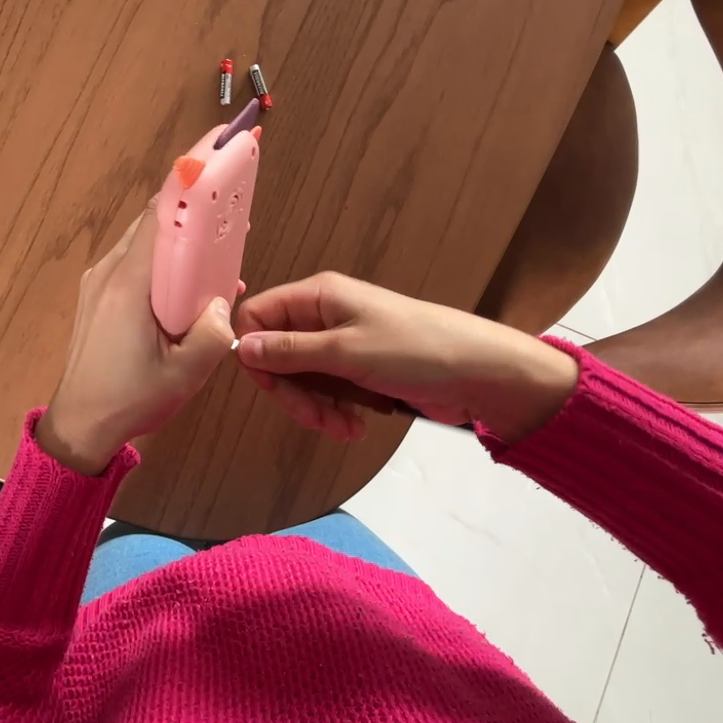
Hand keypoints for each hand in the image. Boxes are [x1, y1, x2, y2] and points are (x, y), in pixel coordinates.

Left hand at [39, 198, 235, 474]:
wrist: (79, 424)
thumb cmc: (130, 398)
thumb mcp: (185, 374)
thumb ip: (211, 332)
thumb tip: (222, 301)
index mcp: (128, 284)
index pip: (157, 217)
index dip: (187, 192)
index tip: (217, 179)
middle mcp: (107, 273)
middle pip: (150, 225)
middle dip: (189, 220)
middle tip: (228, 230)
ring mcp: (96, 284)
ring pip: (140, 244)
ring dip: (174, 245)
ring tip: (211, 262)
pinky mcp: (94, 297)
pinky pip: (130, 265)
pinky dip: (158, 265)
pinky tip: (182, 290)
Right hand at [233, 272, 576, 443]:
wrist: (481, 373)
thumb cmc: (415, 350)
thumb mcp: (347, 351)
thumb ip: (290, 351)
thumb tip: (241, 347)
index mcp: (317, 296)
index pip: (258, 315)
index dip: (255, 351)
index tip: (271, 384)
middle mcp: (323, 316)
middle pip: (276, 353)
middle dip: (291, 390)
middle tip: (314, 417)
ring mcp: (341, 344)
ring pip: (300, 378)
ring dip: (314, 407)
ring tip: (343, 426)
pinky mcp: (357, 370)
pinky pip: (325, 391)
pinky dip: (333, 411)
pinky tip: (354, 426)